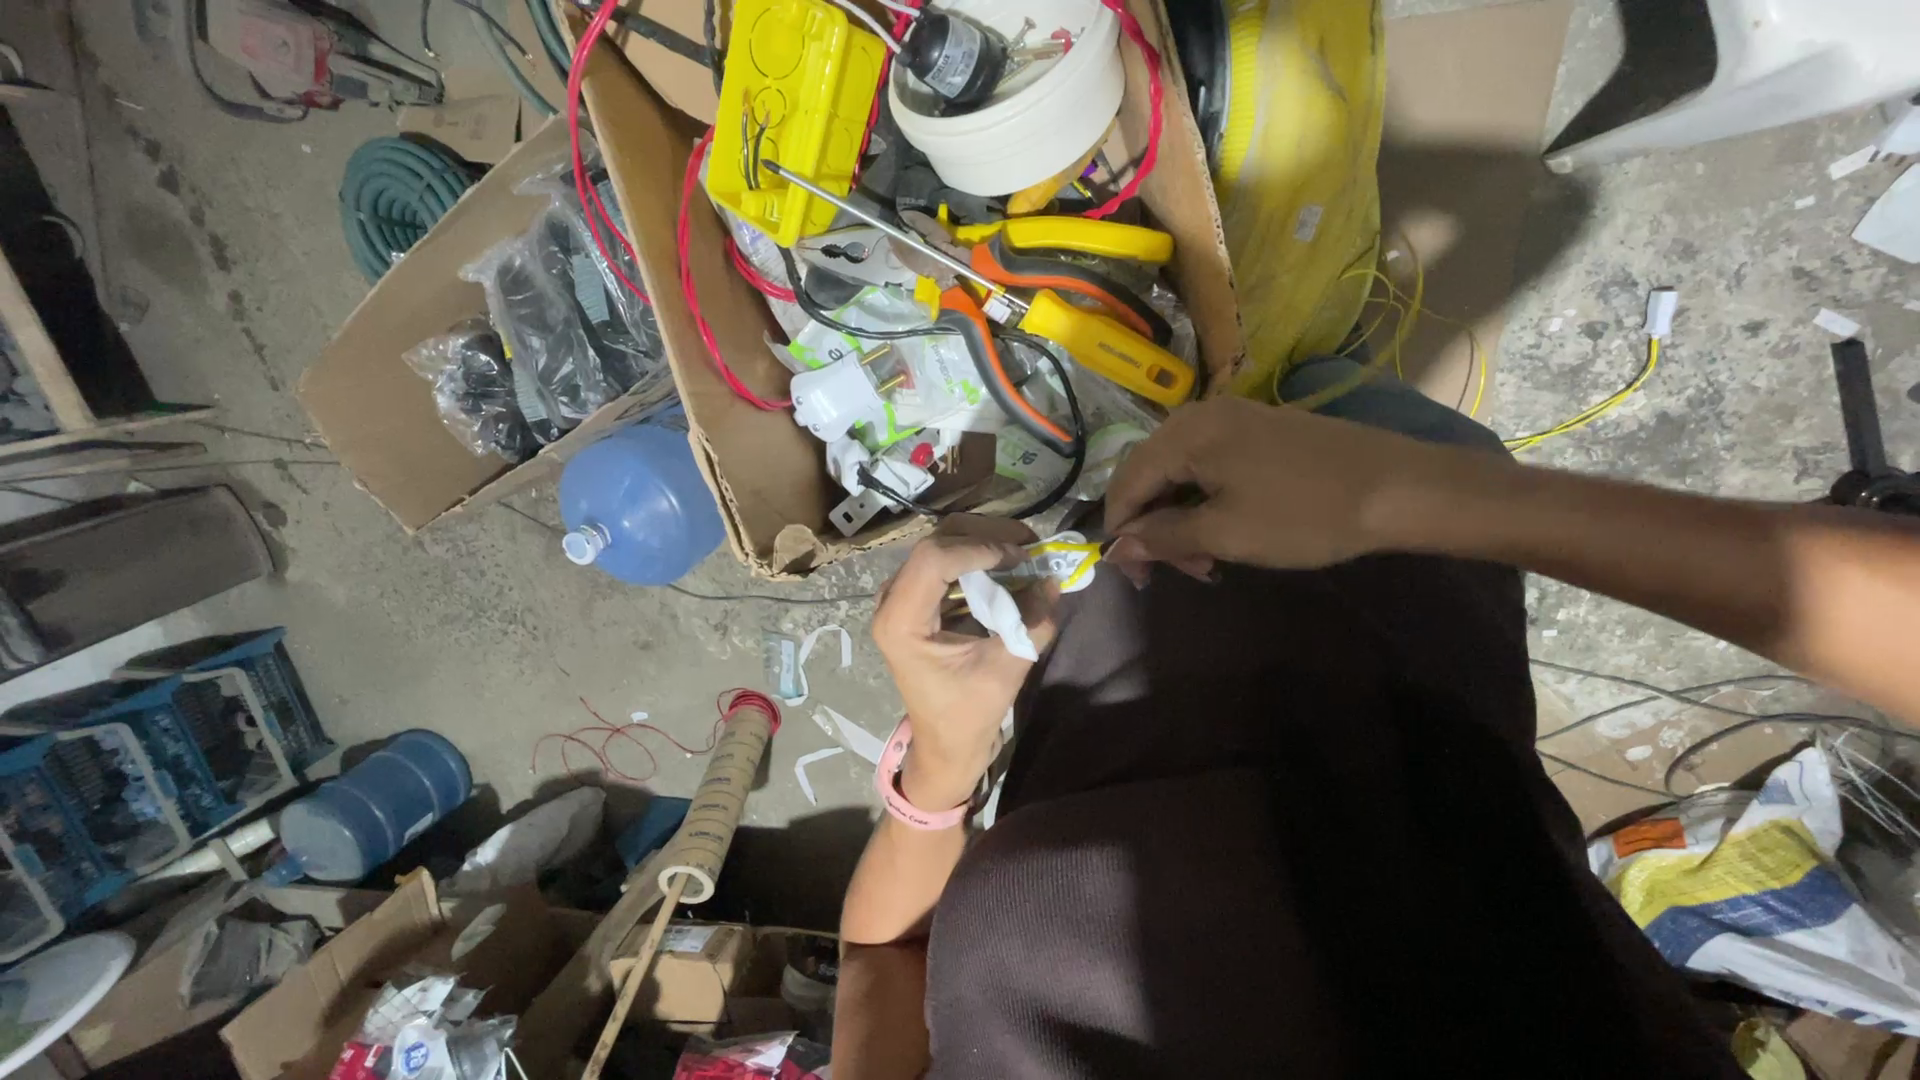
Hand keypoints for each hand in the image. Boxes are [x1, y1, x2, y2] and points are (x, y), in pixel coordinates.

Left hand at [871, 516, 1057, 808]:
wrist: (944, 743)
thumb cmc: (966, 715)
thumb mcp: (1005, 671)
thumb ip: (1031, 624)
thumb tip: (1054, 580)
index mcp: (900, 622)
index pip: (934, 559)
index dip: (980, 548)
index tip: (1022, 557)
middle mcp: (892, 600)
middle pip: (936, 541)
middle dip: (986, 535)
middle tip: (1031, 544)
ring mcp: (902, 596)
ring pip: (941, 543)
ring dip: (984, 540)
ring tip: (1025, 551)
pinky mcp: (917, 597)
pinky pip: (946, 560)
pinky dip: (979, 555)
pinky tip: (1010, 564)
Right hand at [1102, 396, 1462, 578]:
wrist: (1402, 488)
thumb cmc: (1304, 514)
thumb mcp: (1225, 533)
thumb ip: (1162, 538)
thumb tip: (1115, 548)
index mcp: (1185, 433)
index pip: (1126, 482)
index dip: (1121, 531)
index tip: (1135, 576)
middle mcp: (1201, 415)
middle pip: (1151, 473)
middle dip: (1155, 526)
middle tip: (1182, 571)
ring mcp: (1234, 417)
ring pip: (1182, 471)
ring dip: (1182, 518)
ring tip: (1207, 559)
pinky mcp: (1261, 429)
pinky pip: (1211, 464)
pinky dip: (1207, 500)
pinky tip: (1226, 529)